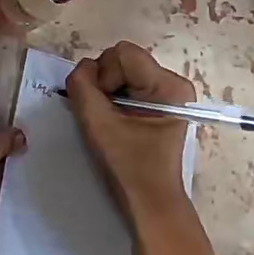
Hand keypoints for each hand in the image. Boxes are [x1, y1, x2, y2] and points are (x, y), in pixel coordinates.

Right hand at [64, 42, 194, 217]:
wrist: (148, 201)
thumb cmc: (128, 165)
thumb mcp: (97, 123)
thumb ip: (82, 86)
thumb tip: (81, 68)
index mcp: (168, 85)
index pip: (121, 53)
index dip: (104, 74)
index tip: (106, 104)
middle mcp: (172, 82)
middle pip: (121, 59)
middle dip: (103, 82)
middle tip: (105, 114)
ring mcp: (165, 92)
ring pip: (119, 71)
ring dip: (105, 91)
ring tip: (109, 120)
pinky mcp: (156, 102)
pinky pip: (124, 84)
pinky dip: (111, 98)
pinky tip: (114, 120)